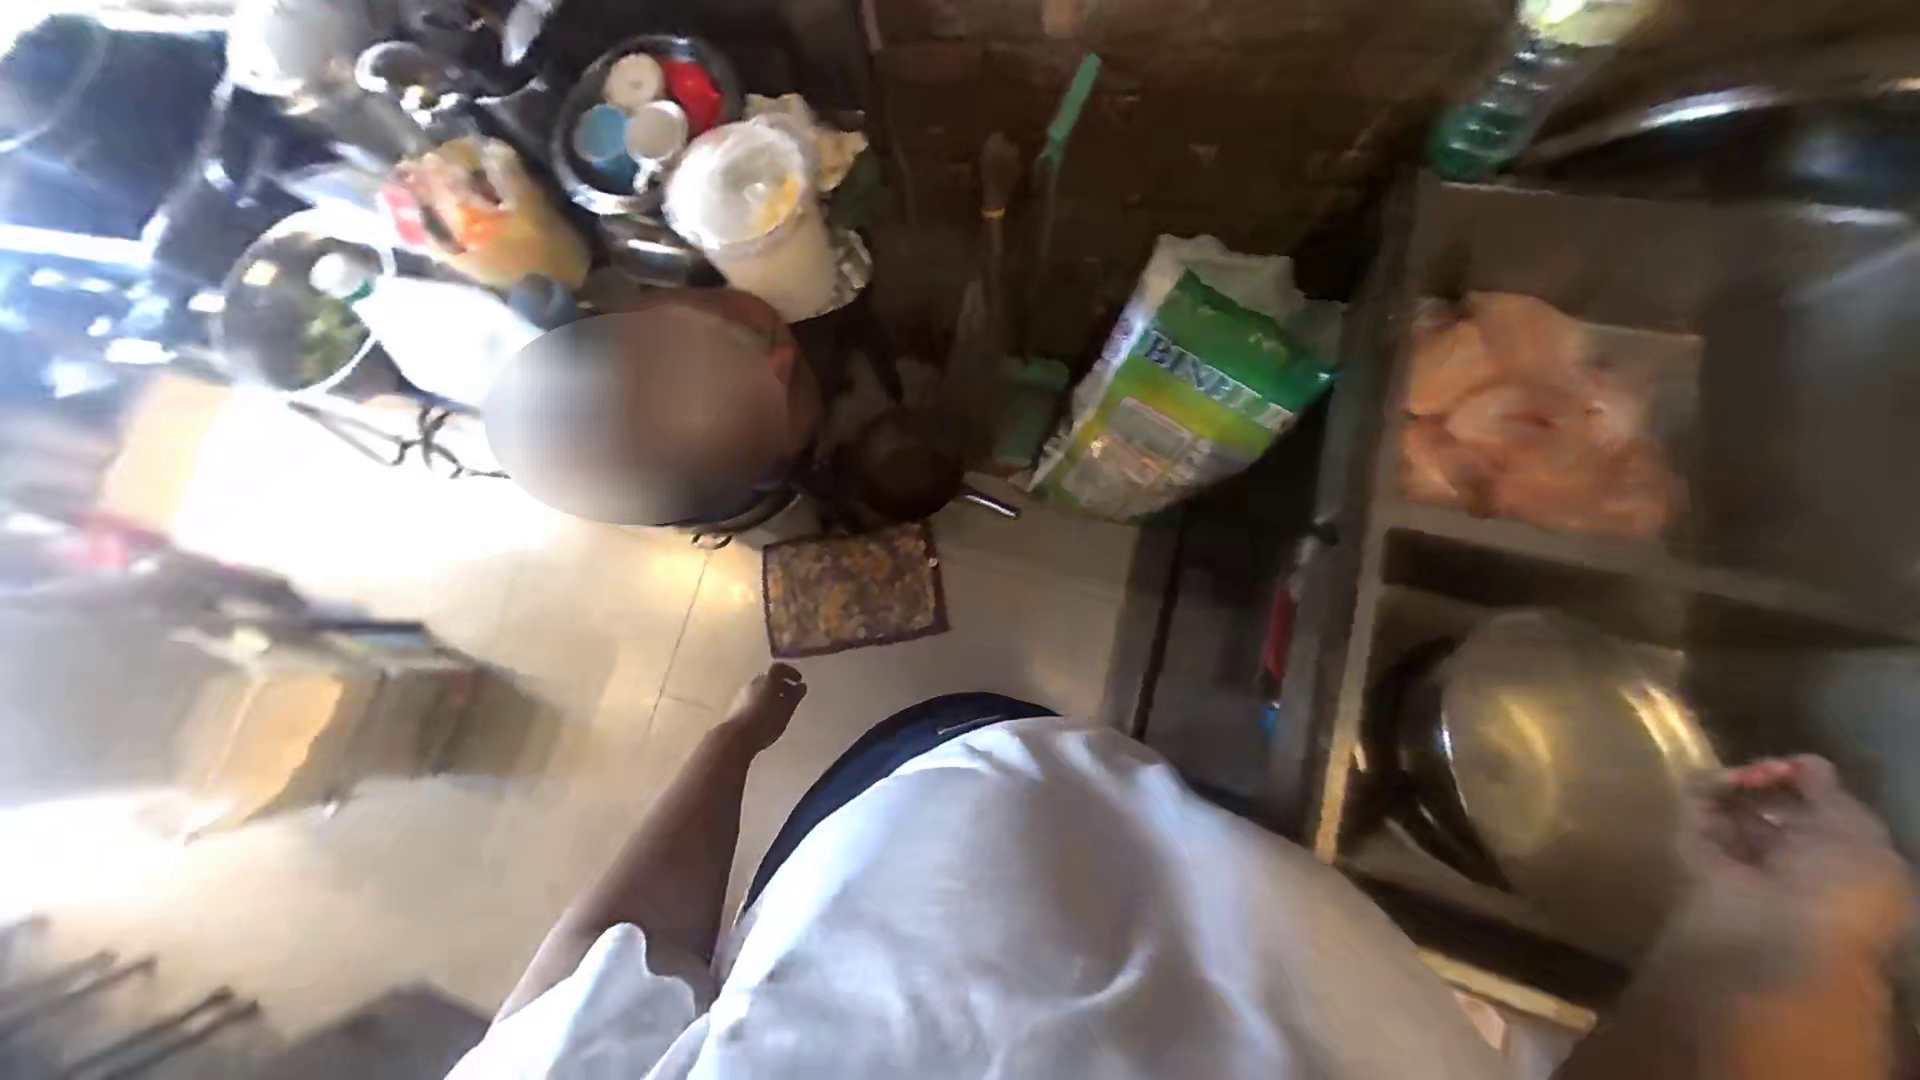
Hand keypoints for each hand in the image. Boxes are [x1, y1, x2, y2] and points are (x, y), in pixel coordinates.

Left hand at [720, 663, 806, 753]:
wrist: (736, 737)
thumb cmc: (766, 722)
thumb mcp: (786, 710)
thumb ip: (795, 696)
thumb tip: (801, 686)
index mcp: (769, 680)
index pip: (780, 668)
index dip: (791, 672)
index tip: (798, 681)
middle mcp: (754, 682)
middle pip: (770, 678)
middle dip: (781, 685)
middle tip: (790, 697)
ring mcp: (743, 693)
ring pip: (760, 689)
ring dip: (770, 695)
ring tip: (778, 709)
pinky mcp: (735, 704)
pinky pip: (752, 698)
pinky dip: (760, 702)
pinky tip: (764, 716)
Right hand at [1670, 756, 1913, 978]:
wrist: (1770, 918)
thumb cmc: (1837, 885)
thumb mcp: (1858, 837)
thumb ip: (1832, 795)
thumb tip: (1807, 761)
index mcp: (1841, 861)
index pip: (1822, 813)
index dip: (1813, 787)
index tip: (1801, 768)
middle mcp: (1790, 853)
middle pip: (1775, 803)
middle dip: (1774, 781)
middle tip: (1770, 769)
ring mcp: (1737, 845)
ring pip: (1735, 798)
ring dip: (1741, 778)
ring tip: (1746, 774)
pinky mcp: (1692, 836)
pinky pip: (1699, 801)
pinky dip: (1709, 784)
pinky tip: (1723, 778)